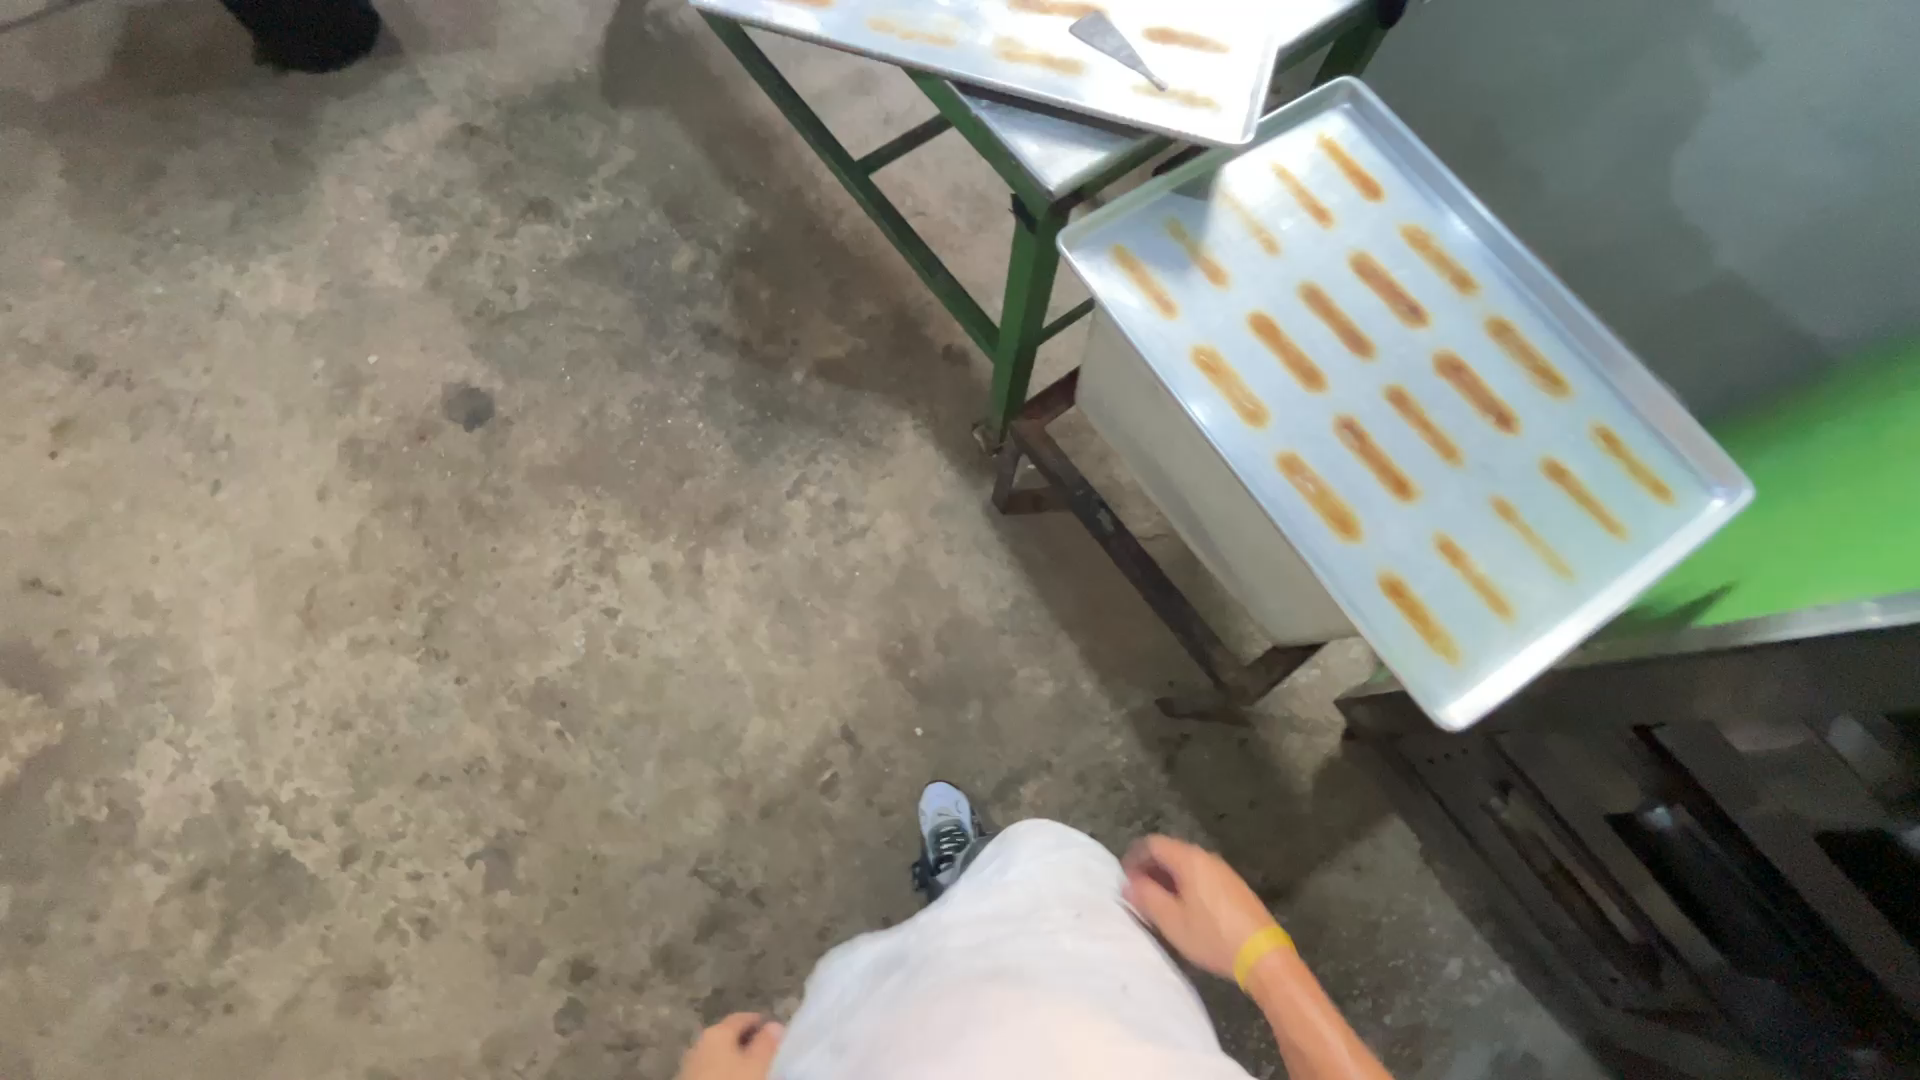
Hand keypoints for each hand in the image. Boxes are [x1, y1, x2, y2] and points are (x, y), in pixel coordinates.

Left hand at [674, 1012, 784, 1079]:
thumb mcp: (756, 1065)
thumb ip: (766, 1043)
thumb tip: (774, 1026)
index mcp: (717, 1032)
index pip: (743, 1017)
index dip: (760, 1023)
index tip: (775, 1034)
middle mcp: (700, 1043)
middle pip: (729, 1036)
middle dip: (747, 1042)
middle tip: (766, 1053)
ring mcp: (690, 1066)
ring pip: (719, 1056)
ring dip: (735, 1060)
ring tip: (752, 1071)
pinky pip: (711, 1072)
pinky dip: (724, 1073)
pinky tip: (734, 1079)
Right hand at [1122, 834, 1276, 978]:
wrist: (1264, 956)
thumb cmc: (1212, 936)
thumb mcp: (1171, 921)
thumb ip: (1146, 897)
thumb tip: (1128, 884)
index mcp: (1188, 859)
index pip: (1152, 844)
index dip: (1134, 858)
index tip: (1126, 879)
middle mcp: (1206, 857)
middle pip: (1170, 852)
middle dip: (1150, 869)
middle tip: (1139, 893)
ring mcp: (1224, 871)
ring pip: (1186, 865)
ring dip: (1168, 879)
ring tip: (1160, 904)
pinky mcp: (1235, 887)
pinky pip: (1202, 876)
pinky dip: (1186, 885)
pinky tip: (1187, 910)